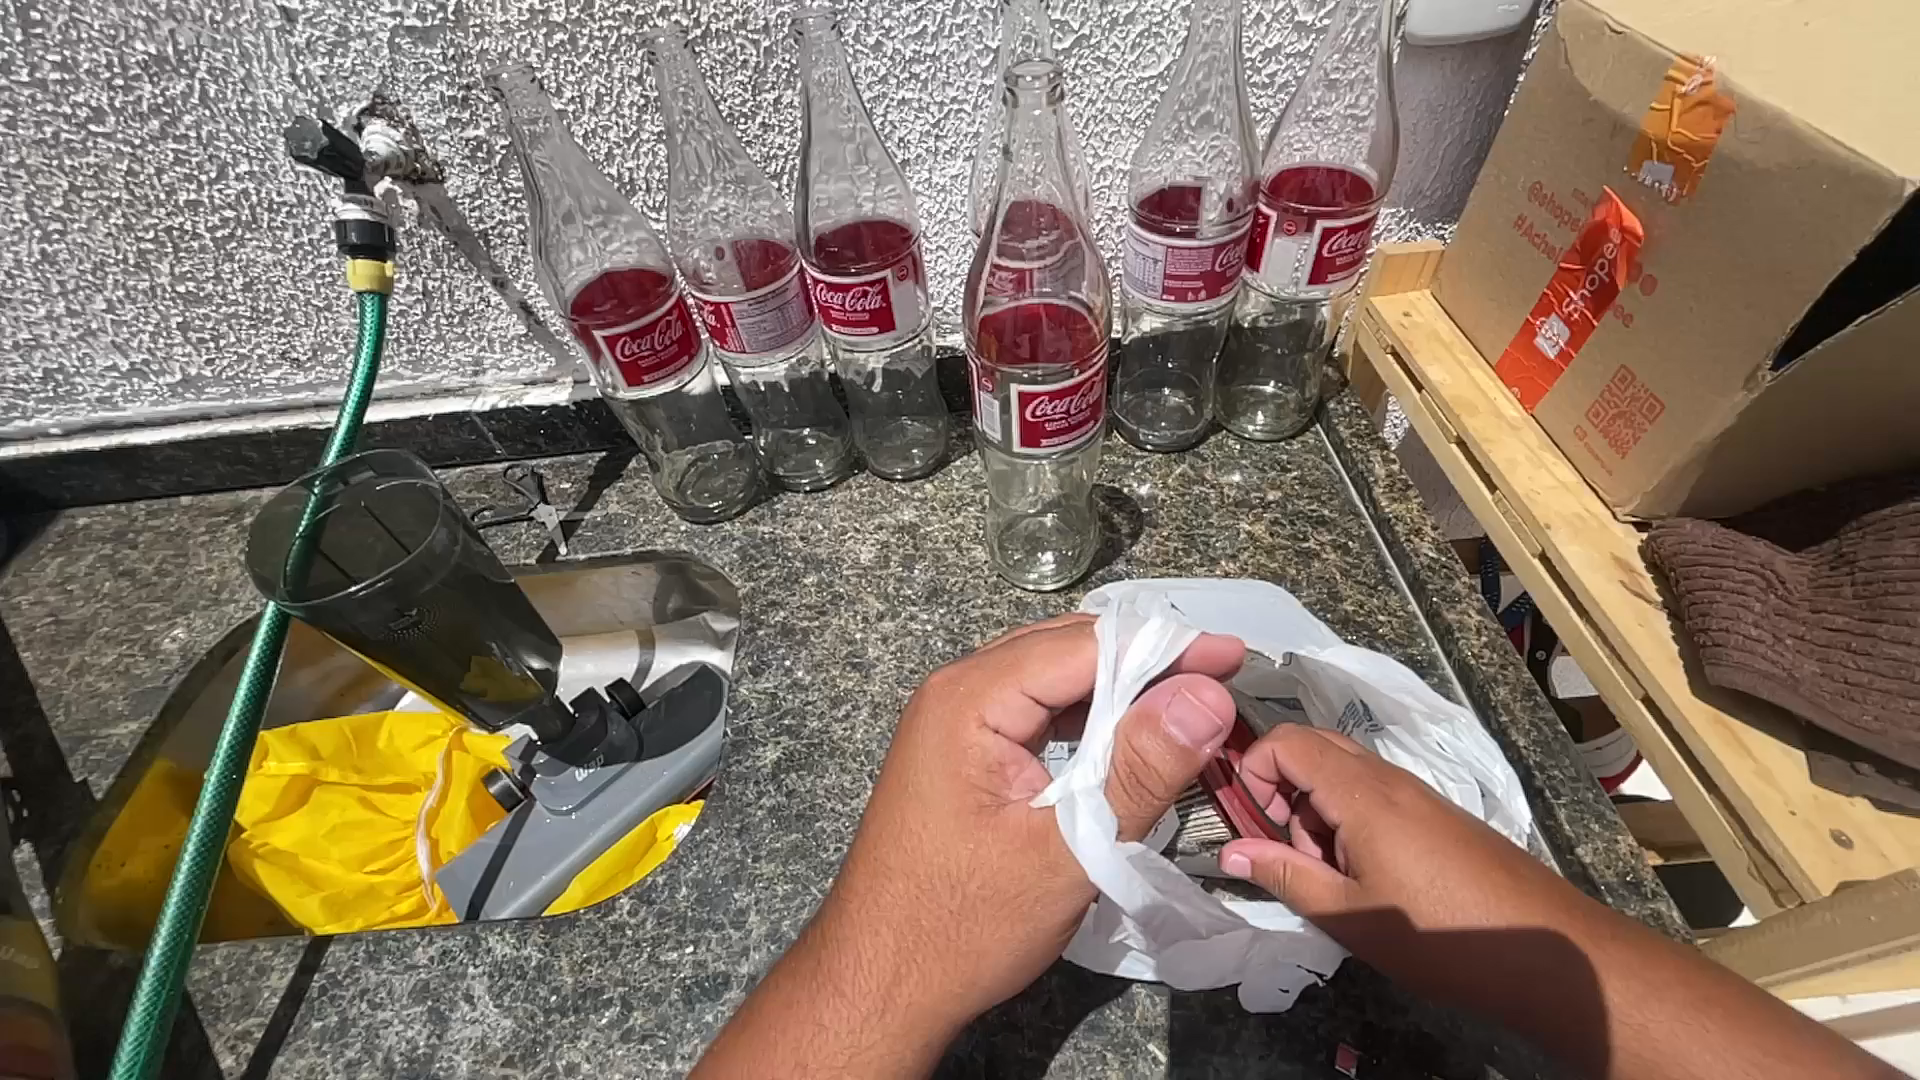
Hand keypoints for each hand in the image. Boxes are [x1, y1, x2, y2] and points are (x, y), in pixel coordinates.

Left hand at [694, 615, 1245, 1077]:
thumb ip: (1137, 771)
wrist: (879, 977)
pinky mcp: (963, 745)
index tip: (1232, 654)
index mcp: (971, 698)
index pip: (1081, 645)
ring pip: (1050, 676)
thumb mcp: (1064, 852)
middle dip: (1142, 658)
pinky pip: (1033, 707)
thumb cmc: (963, 924)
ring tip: (1185, 698)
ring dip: (1116, 685)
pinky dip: (1084, 714)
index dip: (1161, 644)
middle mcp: (958, 689)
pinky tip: (1124, 732)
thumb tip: (1206, 696)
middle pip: (1064, 649)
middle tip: (1218, 675)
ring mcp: (955, 716)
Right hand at [1218, 711, 1898, 1079]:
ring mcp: (1415, 791)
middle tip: (1286, 840)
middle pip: (1312, 745)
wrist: (1554, 956)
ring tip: (1330, 867)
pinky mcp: (1435, 812)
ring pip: (1342, 768)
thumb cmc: (1439, 934)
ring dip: (1316, 804)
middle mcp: (1386, 776)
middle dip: (1282, 784)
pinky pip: (1373, 790)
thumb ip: (1284, 874)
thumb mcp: (1349, 914)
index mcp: (1359, 791)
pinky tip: (1367, 871)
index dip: (1254, 771)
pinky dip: (1348, 815)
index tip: (1257, 823)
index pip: (1285, 741)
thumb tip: (1227, 853)